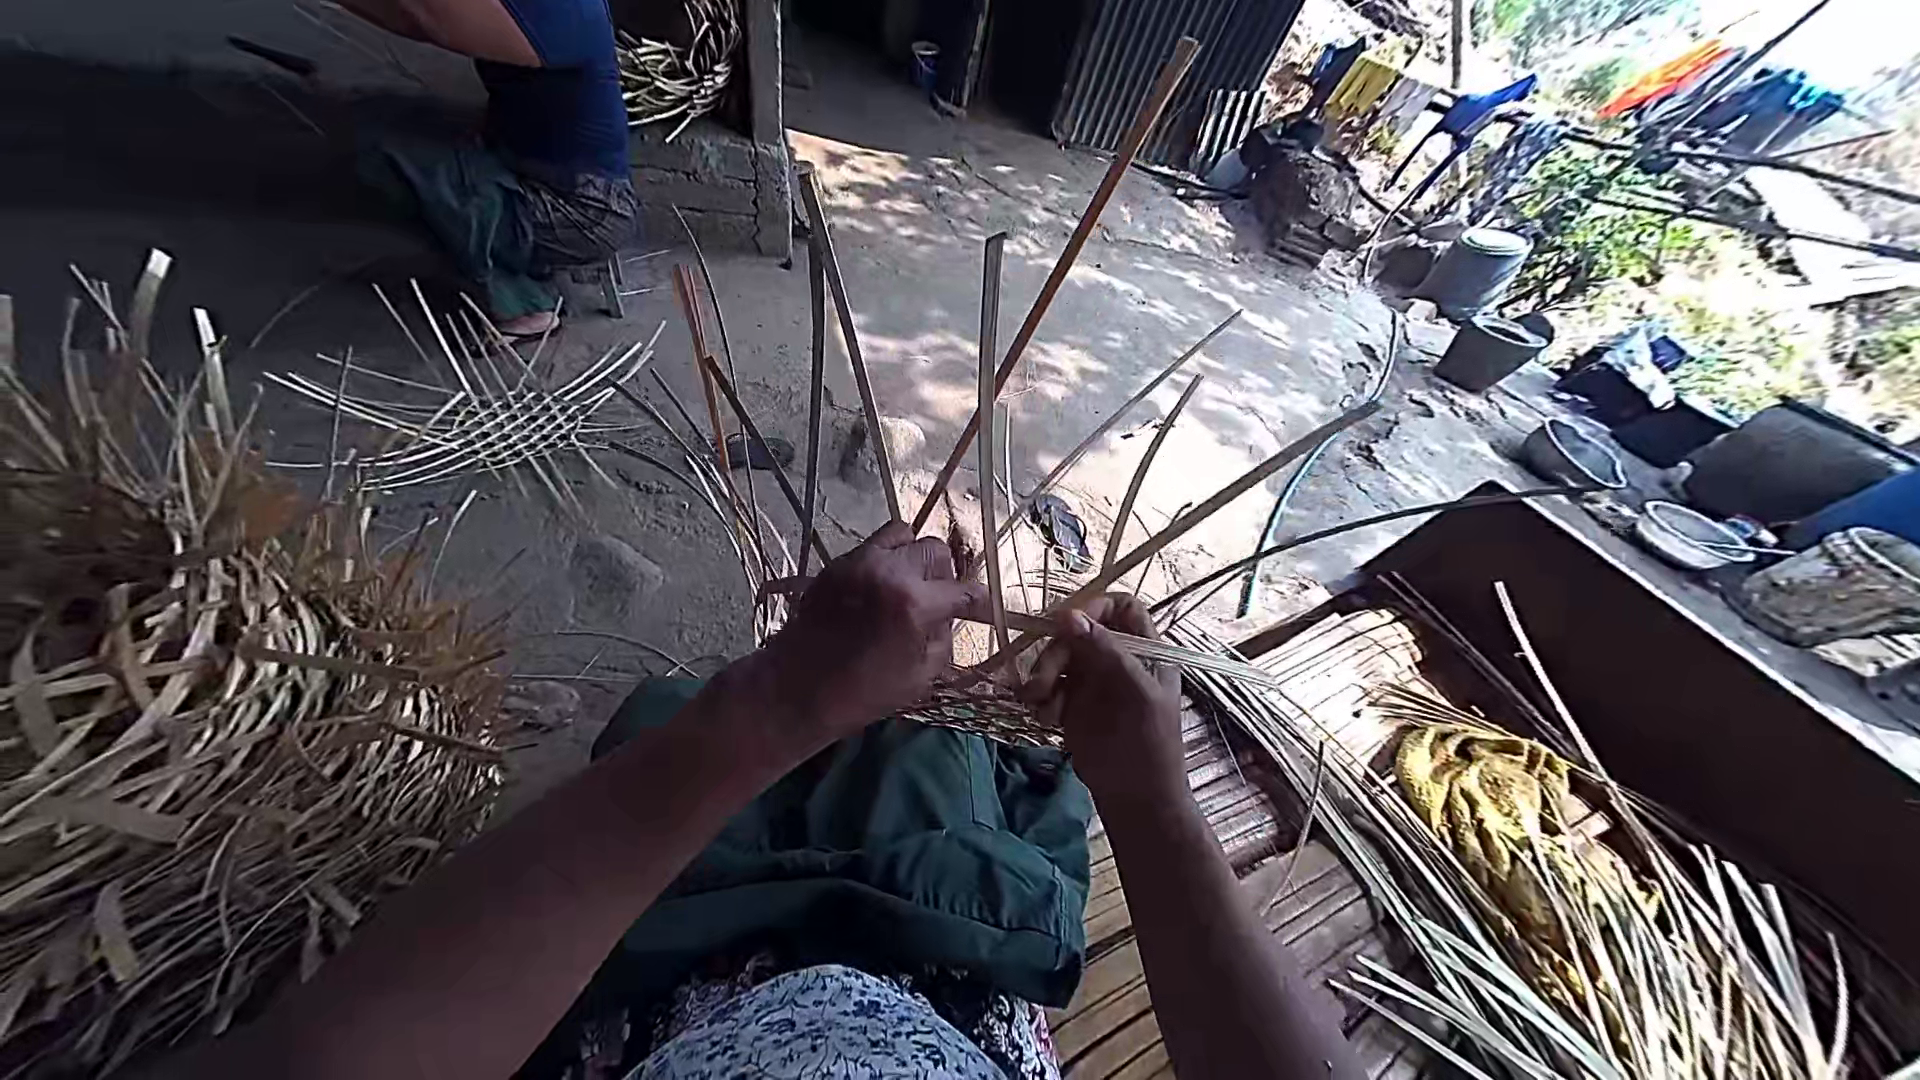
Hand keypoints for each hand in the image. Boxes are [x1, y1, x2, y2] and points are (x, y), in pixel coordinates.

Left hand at [758, 521, 985, 743]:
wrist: (794, 689)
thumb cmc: (862, 693)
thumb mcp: (921, 676)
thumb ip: (944, 636)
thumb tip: (950, 613)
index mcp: (915, 603)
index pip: (963, 590)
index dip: (979, 602)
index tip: (982, 609)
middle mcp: (890, 571)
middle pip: (935, 549)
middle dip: (945, 574)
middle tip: (939, 598)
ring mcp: (860, 561)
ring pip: (904, 533)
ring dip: (914, 556)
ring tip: (909, 583)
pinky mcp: (838, 562)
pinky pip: (874, 545)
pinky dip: (887, 559)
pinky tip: (880, 587)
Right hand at [1019, 594, 1182, 806]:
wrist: (1135, 799)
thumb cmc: (1148, 745)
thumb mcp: (1135, 693)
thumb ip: (1105, 651)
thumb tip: (1068, 615)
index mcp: (1144, 650)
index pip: (1120, 607)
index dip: (1096, 606)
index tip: (1069, 622)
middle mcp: (1116, 657)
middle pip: (1078, 630)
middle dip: (1056, 650)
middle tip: (1042, 679)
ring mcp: (1092, 678)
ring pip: (1058, 654)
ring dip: (1042, 674)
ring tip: (1039, 703)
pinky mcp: (1071, 700)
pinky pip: (1047, 682)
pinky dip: (1040, 696)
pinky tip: (1045, 717)